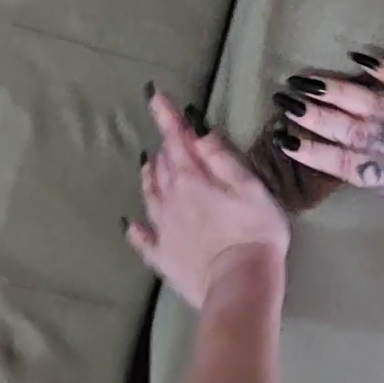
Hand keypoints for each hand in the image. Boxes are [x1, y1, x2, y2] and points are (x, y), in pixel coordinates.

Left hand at [130, 87, 289, 307]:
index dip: (166, 116)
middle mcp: (171, 199)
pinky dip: (135, 229)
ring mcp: (163, 229)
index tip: (153, 95)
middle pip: (163, 165)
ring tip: (148, 163)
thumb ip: (222, 158)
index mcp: (192, 178)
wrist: (240, 287)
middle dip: (165, 146)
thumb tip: (199, 131)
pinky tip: (129, 224)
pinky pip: (143, 240)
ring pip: (150, 195)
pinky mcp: (163, 257)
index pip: (176, 139)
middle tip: (168, 135)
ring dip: (149, 176)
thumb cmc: (254, 231)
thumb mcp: (249, 186)